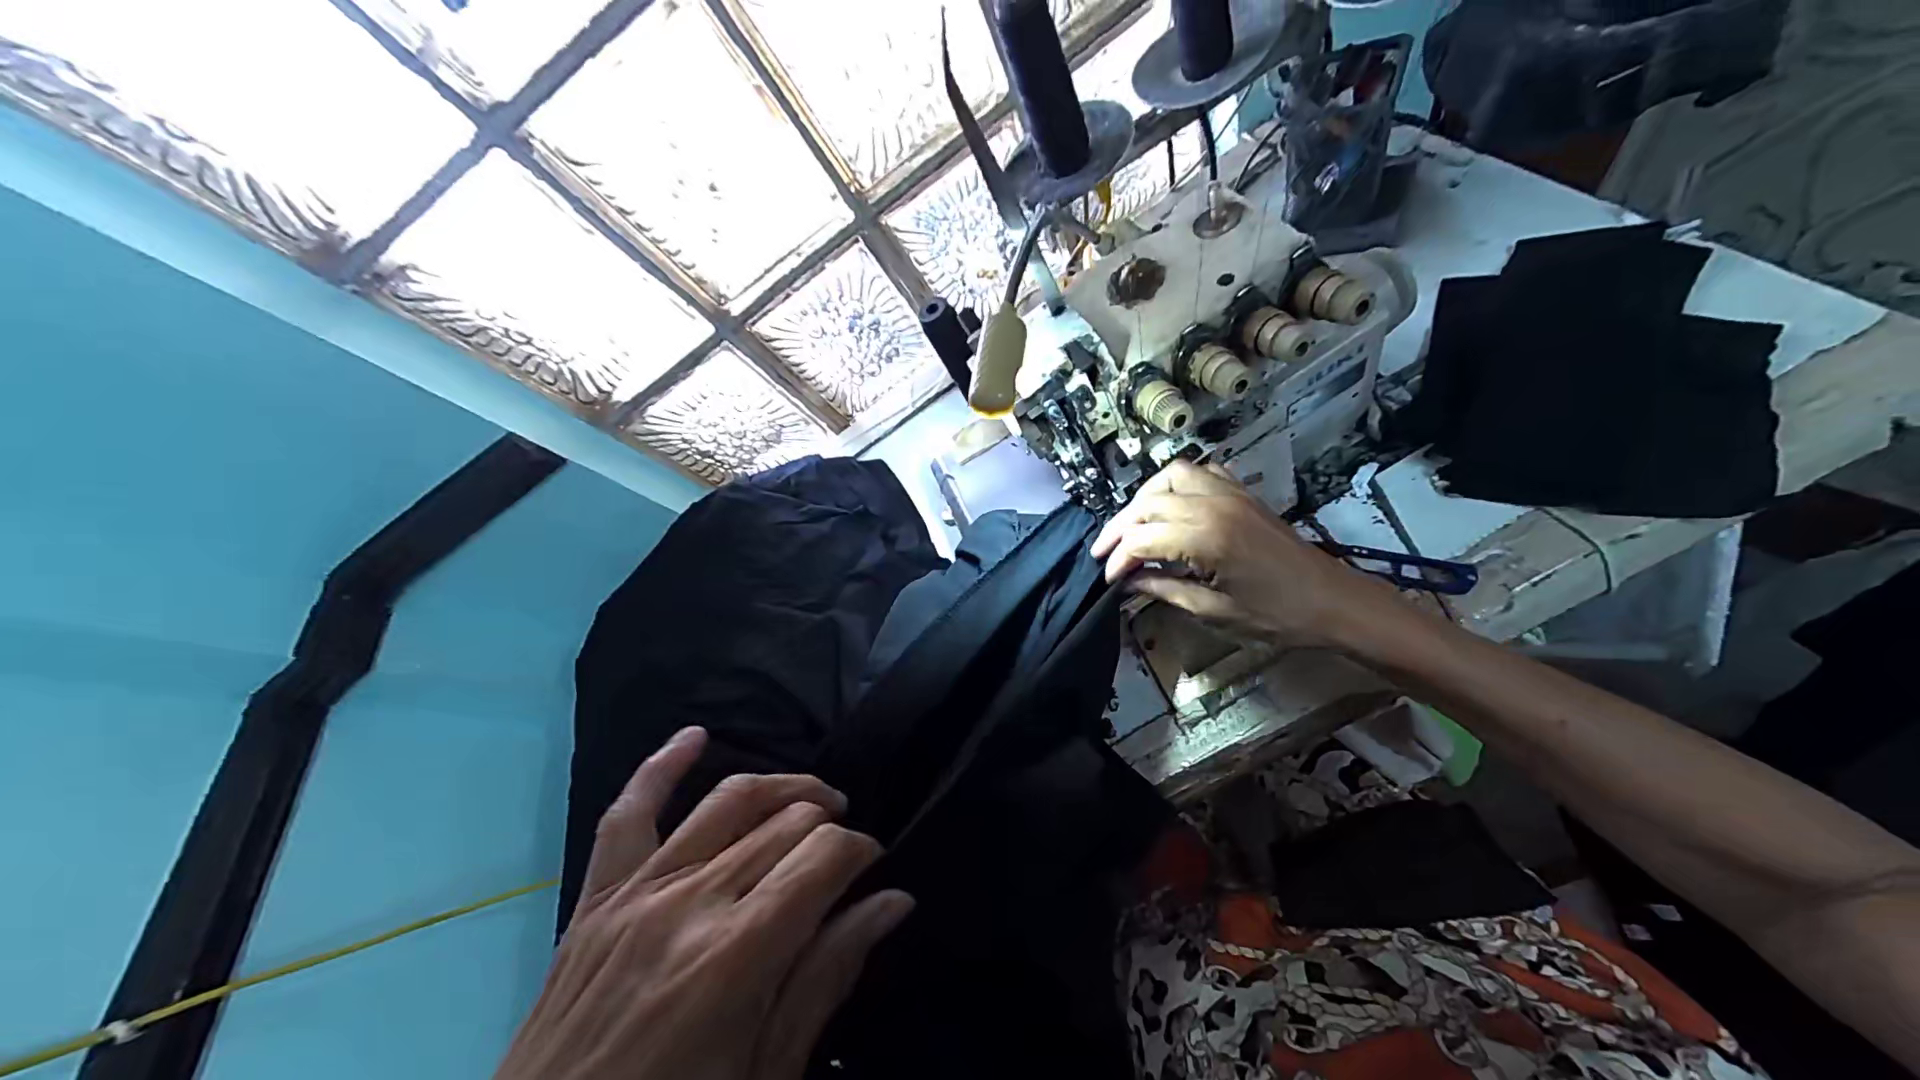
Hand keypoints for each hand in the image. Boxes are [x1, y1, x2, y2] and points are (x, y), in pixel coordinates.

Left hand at [494, 727, 912, 1079]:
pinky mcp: (597, 897)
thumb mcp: (769, 1071)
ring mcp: (638, 892)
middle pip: (784, 822)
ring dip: (783, 787)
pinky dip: (662, 766)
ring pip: (728, 800)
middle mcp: (690, 903)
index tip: (873, 870)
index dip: (861, 851)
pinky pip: (628, 813)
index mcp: (737, 955)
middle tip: (845, 853)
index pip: (823, 856)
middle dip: (830, 824)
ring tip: (815, 799)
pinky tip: (696, 735)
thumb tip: (892, 901)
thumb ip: (828, 976)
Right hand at [1090, 460, 1402, 648]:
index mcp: (1206, 539)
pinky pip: (1200, 471)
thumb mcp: (1214, 610)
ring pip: (1169, 477)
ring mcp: (1229, 493)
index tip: (1109, 579)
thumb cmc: (1276, 615)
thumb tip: (1130, 582)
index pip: (1142, 539)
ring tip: (1133, 524)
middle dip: (1120, 528)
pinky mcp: (1242, 492)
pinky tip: (1171, 504)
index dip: (1119, 559)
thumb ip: (1165, 589)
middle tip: (1105, 552)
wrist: (1332, 600)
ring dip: (1144, 498)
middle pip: (1148, 504)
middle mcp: (1213, 506)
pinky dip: (1178, 483)